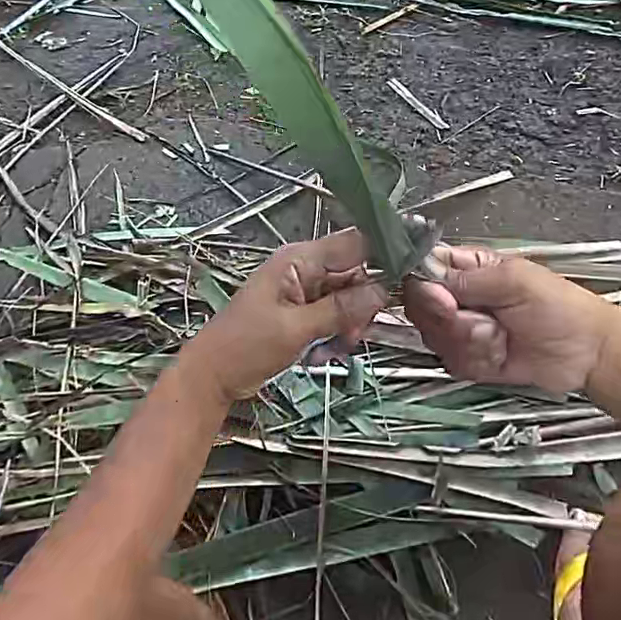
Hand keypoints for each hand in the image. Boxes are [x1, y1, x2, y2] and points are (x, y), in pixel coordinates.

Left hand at [180, 229, 387, 401]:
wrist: (212, 376)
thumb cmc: (246, 345)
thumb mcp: (295, 329)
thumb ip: (340, 309)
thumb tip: (383, 291)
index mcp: (300, 259)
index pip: (353, 243)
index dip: (383, 254)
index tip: (407, 277)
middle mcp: (305, 267)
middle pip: (355, 272)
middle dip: (364, 302)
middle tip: (357, 333)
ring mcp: (304, 289)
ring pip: (348, 295)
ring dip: (351, 321)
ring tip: (339, 346)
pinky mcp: (304, 310)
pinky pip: (335, 312)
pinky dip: (339, 330)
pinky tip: (330, 350)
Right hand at [405, 246, 620, 393]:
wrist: (587, 353)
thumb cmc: (561, 307)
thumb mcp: (514, 281)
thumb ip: (467, 279)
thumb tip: (429, 276)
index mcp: (468, 268)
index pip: (423, 271)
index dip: (426, 288)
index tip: (446, 300)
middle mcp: (460, 297)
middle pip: (423, 308)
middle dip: (451, 321)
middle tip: (482, 321)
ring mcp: (464, 328)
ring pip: (436, 338)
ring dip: (469, 343)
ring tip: (499, 336)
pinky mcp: (472, 357)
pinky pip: (453, 362)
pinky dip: (477, 361)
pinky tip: (500, 353)